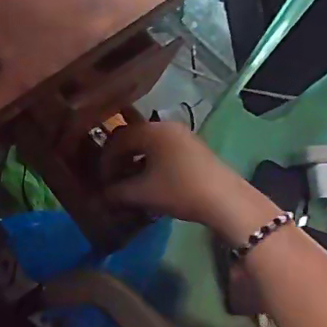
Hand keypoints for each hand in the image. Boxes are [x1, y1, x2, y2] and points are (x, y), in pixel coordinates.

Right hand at [102, 121, 277, 238]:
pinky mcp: (193, 148)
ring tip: (130, 183)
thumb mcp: (142, 193)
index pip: (118, 138)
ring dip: (135, 161)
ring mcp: (183, 136)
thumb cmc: (179, 190)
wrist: (224, 200)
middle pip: (133, 137)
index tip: (102, 181)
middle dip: (119, 159)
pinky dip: (150, 162)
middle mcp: (166, 126)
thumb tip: (103, 194)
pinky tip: (150, 182)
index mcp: (152, 130)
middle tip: (113, 180)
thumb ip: (116, 192)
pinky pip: (163, 150)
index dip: (106, 160)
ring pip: (149, 144)